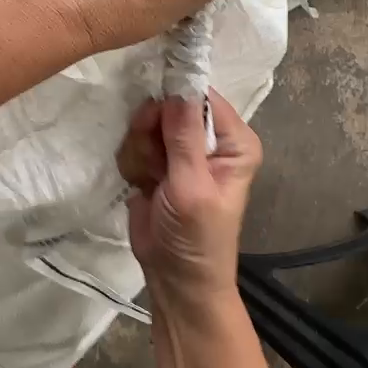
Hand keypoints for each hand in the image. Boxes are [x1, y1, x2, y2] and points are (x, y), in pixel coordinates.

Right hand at [117, 92, 261, 311]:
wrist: (175, 281)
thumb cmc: (196, 238)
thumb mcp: (192, 187)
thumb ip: (184, 137)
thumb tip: (179, 87)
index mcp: (233, 140)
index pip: (200, 96)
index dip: (173, 102)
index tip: (155, 122)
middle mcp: (209, 139)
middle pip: (167, 106)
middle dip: (151, 131)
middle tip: (154, 162)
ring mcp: (180, 150)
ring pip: (145, 124)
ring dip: (140, 152)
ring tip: (151, 181)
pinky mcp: (156, 163)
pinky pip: (134, 143)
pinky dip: (133, 164)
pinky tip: (142, 186)